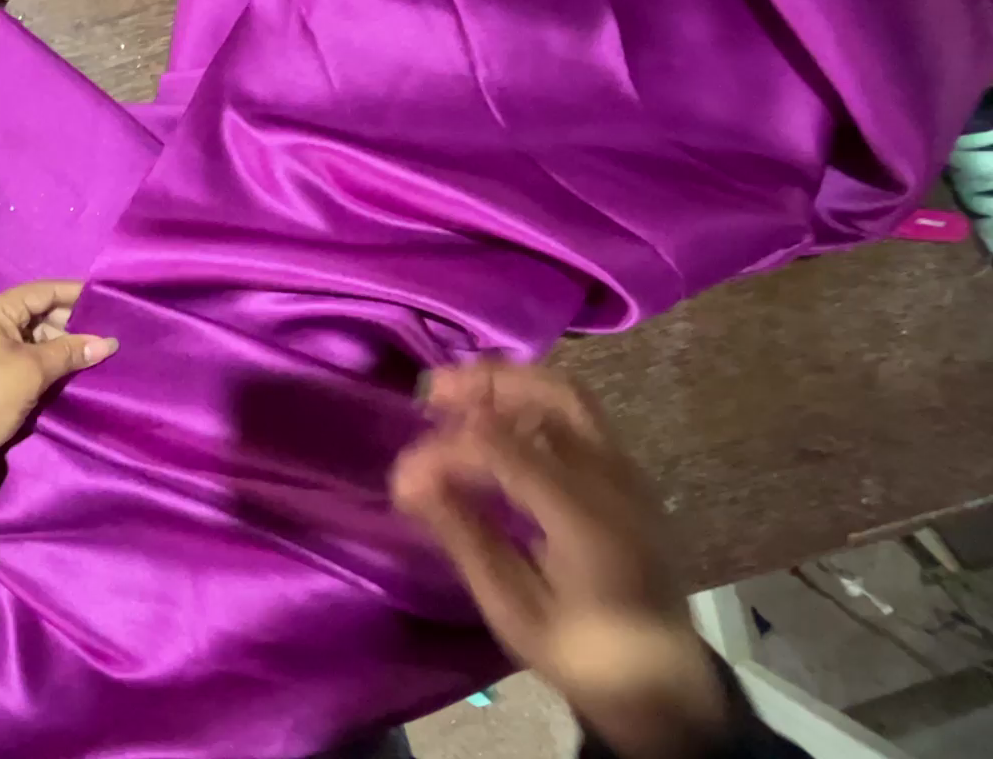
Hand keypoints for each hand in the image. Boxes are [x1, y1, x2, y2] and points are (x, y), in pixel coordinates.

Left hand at [0, 281, 117, 462]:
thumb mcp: (33, 372)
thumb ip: (71, 352)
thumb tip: (110, 342)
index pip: (43, 291)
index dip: (77, 294)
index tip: (109, 299)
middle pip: (39, 311)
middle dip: (72, 322)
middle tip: (109, 331)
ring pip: (33, 332)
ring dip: (62, 342)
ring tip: (97, 350)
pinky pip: (24, 349)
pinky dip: (47, 355)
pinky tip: (73, 363)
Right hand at [391, 362, 728, 758]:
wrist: (664, 682)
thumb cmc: (581, 651)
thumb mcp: (513, 607)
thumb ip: (463, 533)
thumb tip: (408, 479)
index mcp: (586, 518)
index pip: (500, 449)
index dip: (442, 451)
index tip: (403, 478)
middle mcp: (613, 481)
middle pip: (551, 395)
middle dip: (483, 384)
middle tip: (430, 392)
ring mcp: (626, 474)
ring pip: (566, 396)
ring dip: (506, 387)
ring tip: (456, 398)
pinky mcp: (625, 477)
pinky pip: (575, 415)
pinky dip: (527, 403)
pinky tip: (494, 422)